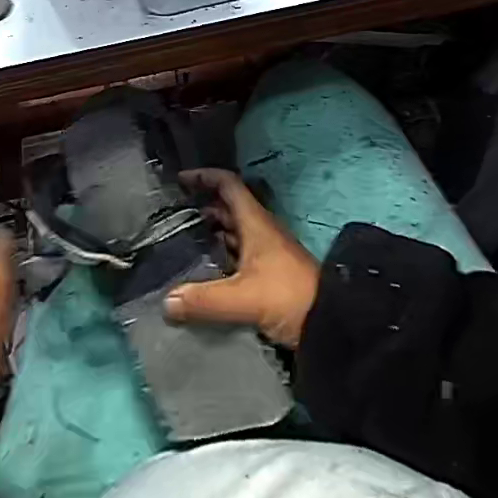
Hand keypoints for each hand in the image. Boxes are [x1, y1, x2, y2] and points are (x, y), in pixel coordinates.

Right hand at [164, 168, 319, 348]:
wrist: (331, 320)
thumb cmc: (288, 296)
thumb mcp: (243, 299)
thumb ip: (204, 300)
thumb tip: (166, 301)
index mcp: (256, 223)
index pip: (229, 185)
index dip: (205, 177)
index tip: (181, 180)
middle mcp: (260, 231)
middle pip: (227, 208)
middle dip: (201, 206)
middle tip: (172, 215)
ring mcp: (265, 251)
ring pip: (232, 232)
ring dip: (209, 232)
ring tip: (180, 241)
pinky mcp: (267, 272)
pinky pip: (236, 255)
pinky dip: (218, 255)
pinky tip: (201, 270)